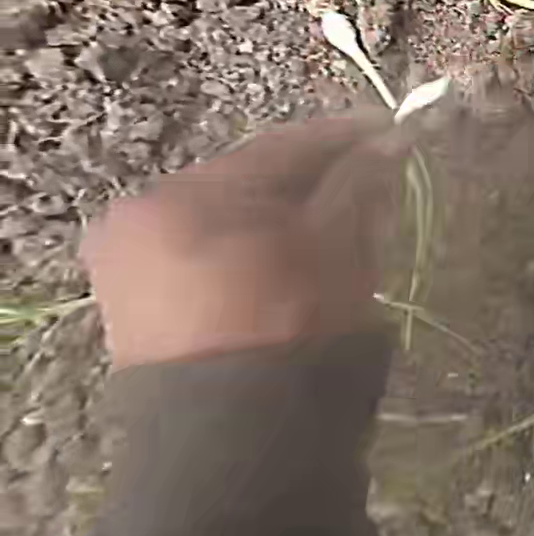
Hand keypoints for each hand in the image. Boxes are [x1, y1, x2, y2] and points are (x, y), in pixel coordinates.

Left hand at [81, 114, 409, 367]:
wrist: (236, 409)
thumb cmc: (294, 309)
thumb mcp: (340, 234)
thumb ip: (362, 177)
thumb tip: (396, 138)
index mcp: (187, 194)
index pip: (287, 144)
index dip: (350, 132)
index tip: (397, 126)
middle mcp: (145, 209)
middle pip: (261, 172)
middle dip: (328, 170)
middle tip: (383, 171)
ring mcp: (134, 247)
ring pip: (243, 202)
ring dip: (303, 198)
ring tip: (357, 208)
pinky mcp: (142, 278)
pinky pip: (220, 230)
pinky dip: (271, 225)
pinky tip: (310, 235)